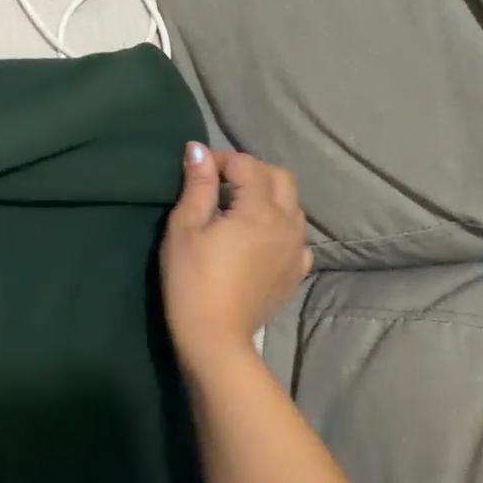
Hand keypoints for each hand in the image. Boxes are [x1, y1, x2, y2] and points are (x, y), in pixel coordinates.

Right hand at [160, 145, 312, 366]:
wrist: (214, 333)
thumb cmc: (191, 276)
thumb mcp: (185, 226)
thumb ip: (197, 184)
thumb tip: (198, 149)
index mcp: (260, 211)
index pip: (247, 165)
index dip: (220, 159)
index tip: (196, 168)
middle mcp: (288, 225)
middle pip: (281, 178)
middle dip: (250, 170)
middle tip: (219, 180)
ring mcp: (298, 251)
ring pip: (292, 205)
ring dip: (266, 195)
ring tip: (234, 206)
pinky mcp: (297, 272)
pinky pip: (296, 235)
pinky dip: (277, 224)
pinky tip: (255, 237)